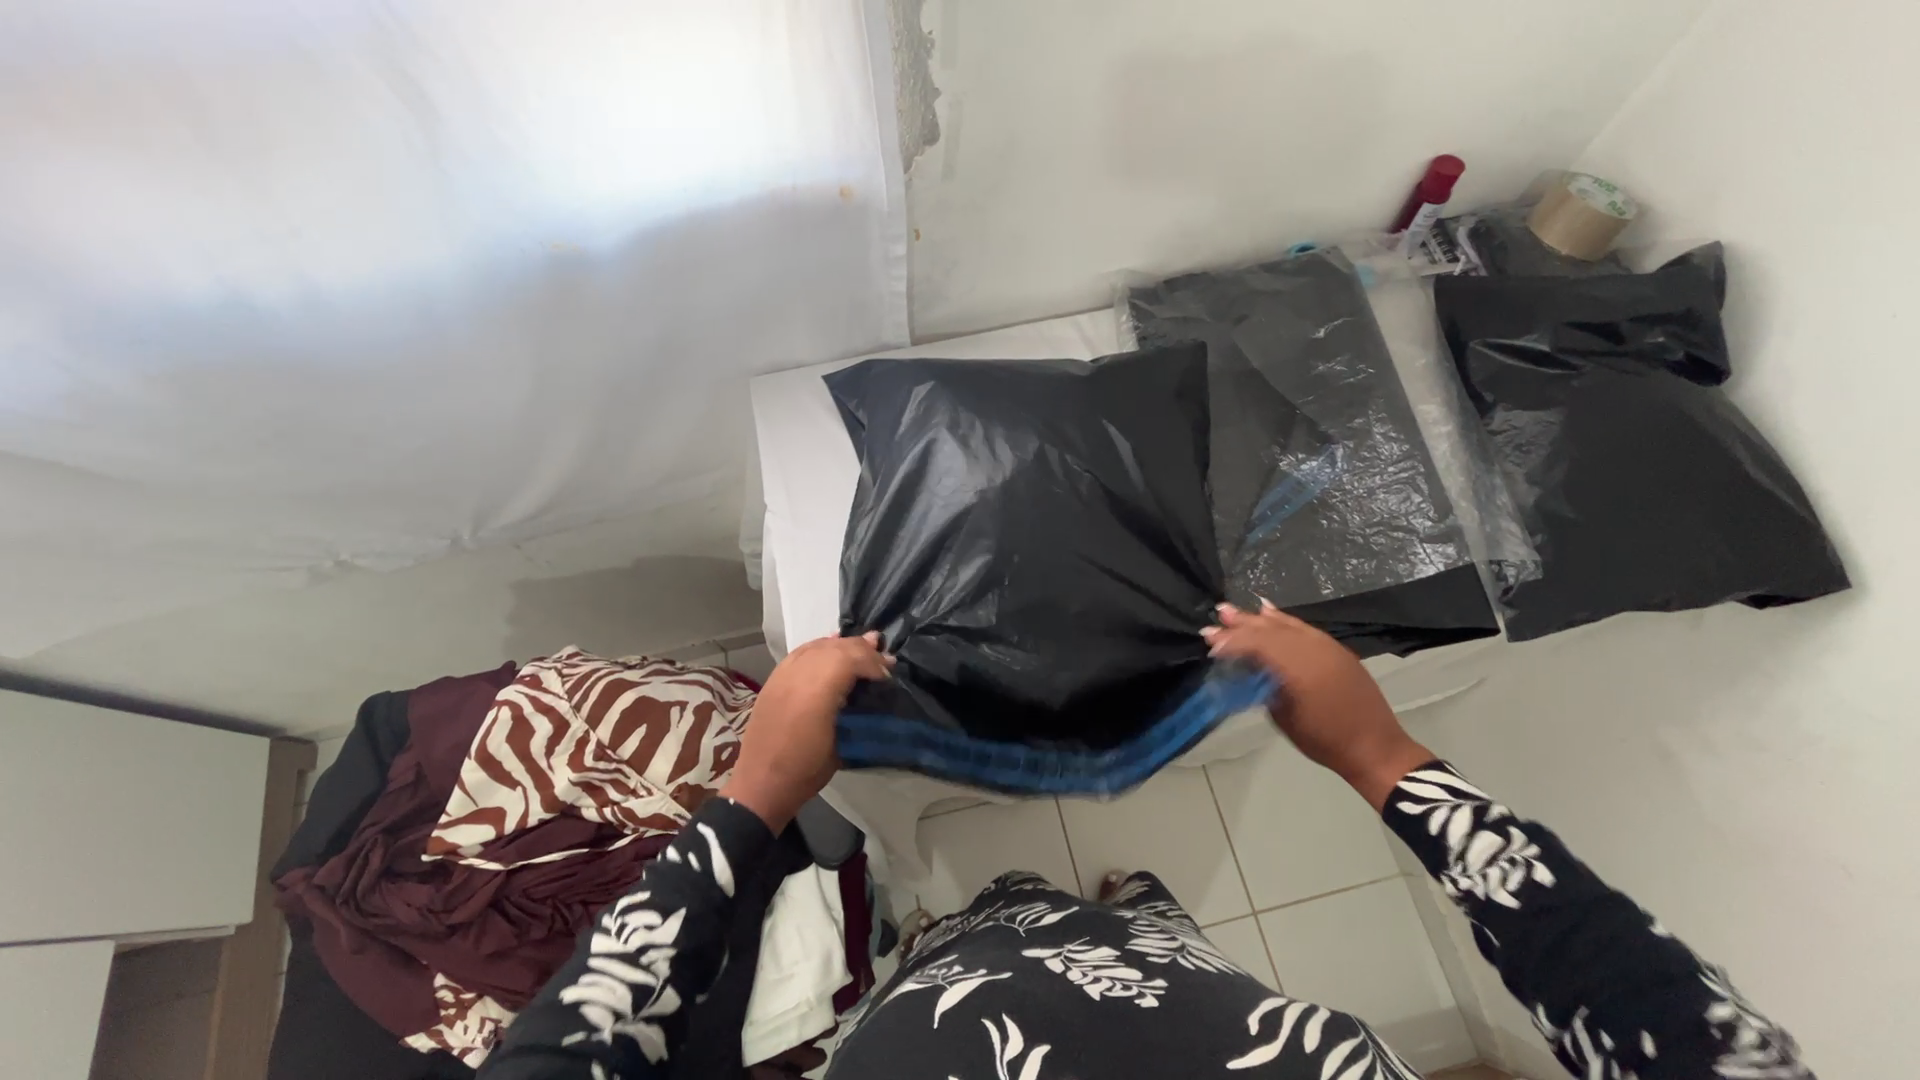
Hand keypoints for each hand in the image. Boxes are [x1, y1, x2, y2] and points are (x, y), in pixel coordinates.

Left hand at [720, 632, 893, 831]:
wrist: (762, 783)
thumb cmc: (807, 769)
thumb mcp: (842, 744)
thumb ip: (856, 709)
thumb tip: (875, 689)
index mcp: (817, 693)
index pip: (850, 659)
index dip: (873, 663)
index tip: (889, 675)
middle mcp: (798, 675)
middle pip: (835, 648)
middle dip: (862, 649)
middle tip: (885, 658)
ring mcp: (783, 674)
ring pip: (817, 646)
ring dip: (843, 645)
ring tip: (864, 646)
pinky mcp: (774, 679)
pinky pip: (801, 652)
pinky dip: (820, 647)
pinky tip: (832, 646)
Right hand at [1201, 601, 1433, 810]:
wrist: (1374, 747)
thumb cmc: (1323, 740)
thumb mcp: (1283, 716)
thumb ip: (1264, 686)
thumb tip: (1248, 668)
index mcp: (1298, 668)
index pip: (1258, 644)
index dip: (1232, 642)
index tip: (1210, 642)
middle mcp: (1312, 649)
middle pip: (1270, 631)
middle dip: (1242, 624)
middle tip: (1218, 617)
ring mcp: (1327, 646)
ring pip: (1287, 625)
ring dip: (1259, 619)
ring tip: (1234, 611)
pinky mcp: (1336, 649)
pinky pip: (1304, 628)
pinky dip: (1284, 620)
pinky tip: (1270, 613)